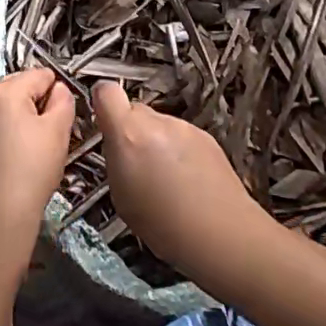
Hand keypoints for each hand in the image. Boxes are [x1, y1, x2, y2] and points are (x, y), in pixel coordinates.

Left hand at [0, 68, 75, 244]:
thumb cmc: (30, 171)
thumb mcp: (58, 132)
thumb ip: (64, 101)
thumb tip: (58, 90)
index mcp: (4, 90)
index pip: (40, 74)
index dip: (58, 92)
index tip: (64, 119)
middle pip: (19, 90)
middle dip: (38, 106)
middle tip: (50, 137)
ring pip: (5, 113)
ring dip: (21, 124)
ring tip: (33, 154)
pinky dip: (5, 140)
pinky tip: (13, 166)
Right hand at [91, 81, 274, 278]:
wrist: (222, 234)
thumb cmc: (163, 224)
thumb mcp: (120, 194)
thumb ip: (115, 158)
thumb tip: (117, 145)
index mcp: (128, 133)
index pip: (106, 91)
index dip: (102, 102)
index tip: (103, 122)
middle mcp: (156, 122)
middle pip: (134, 111)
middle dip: (130, 130)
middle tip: (135, 163)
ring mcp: (184, 127)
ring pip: (159, 125)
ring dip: (156, 142)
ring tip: (165, 179)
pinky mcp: (206, 137)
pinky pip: (180, 136)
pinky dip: (178, 150)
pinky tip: (186, 180)